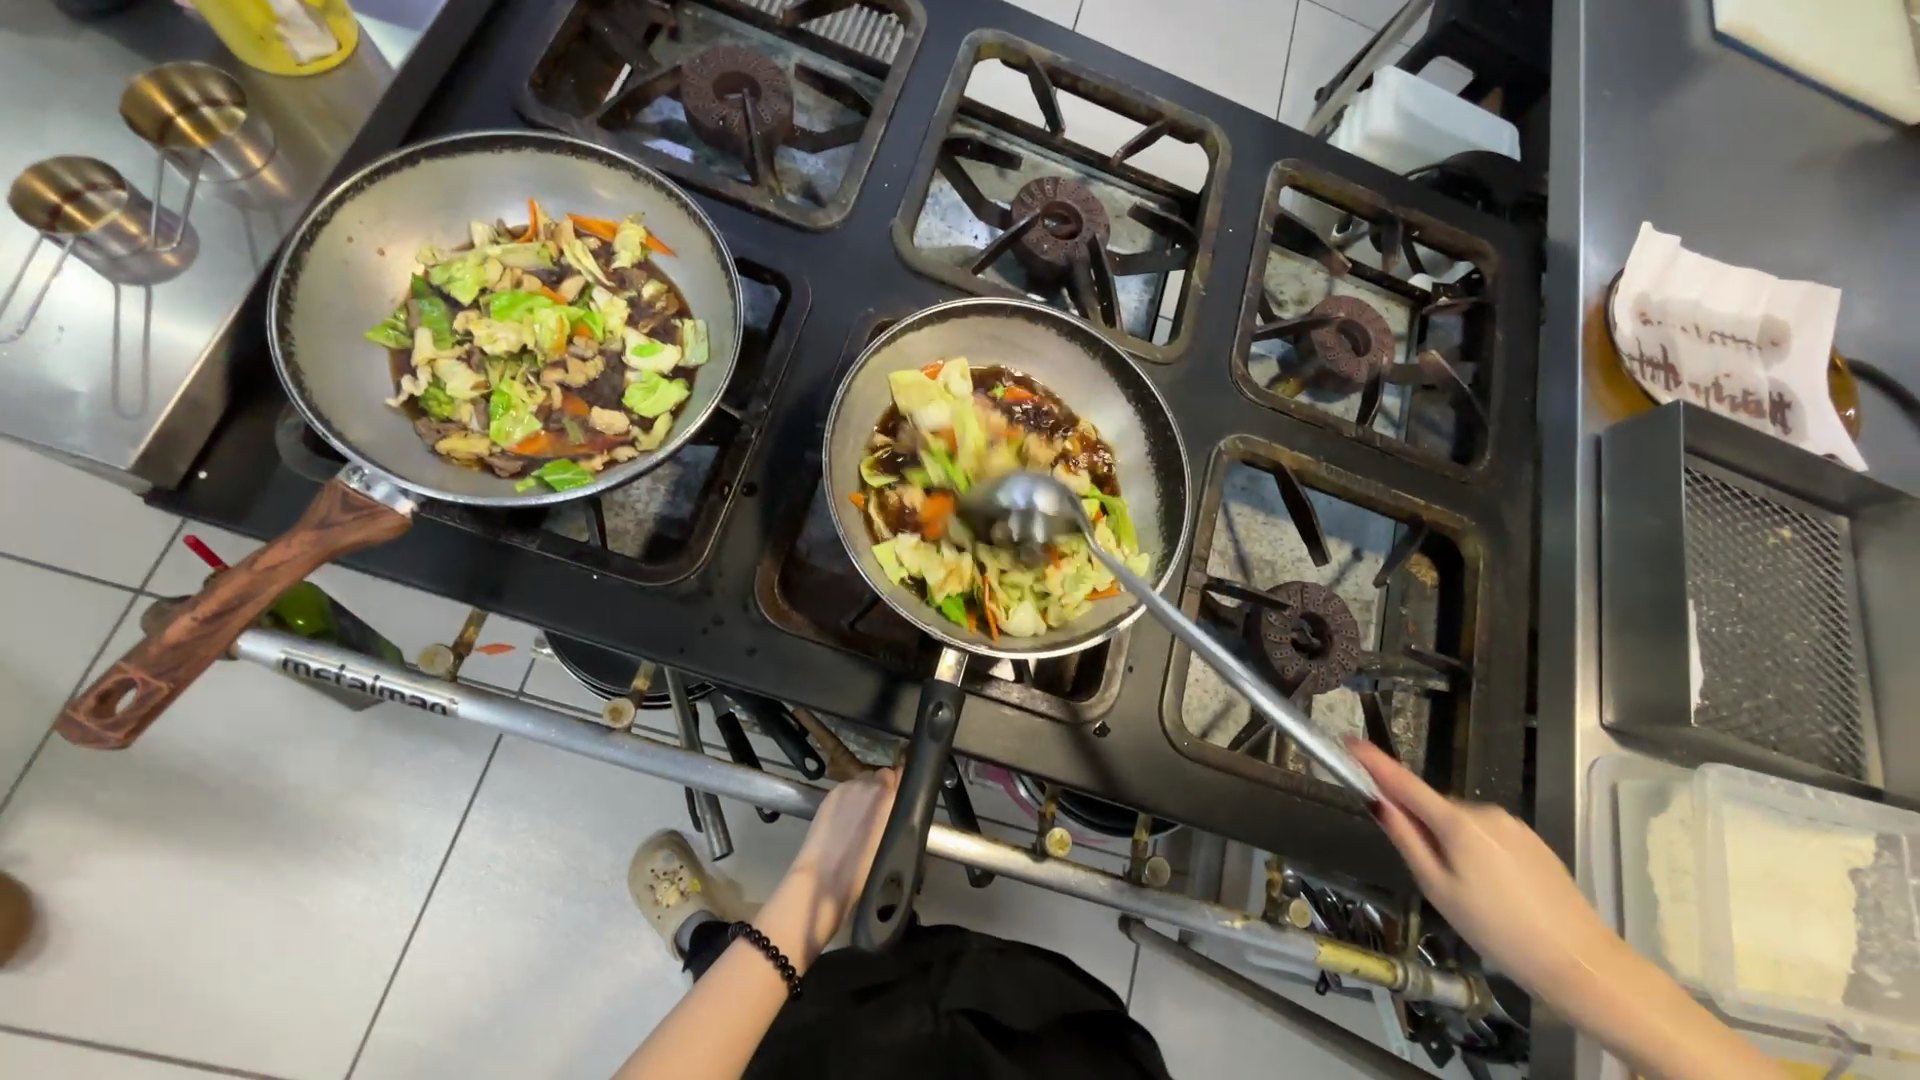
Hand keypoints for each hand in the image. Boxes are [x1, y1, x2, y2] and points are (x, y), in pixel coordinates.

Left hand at [761, 768, 898, 965]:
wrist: (824, 878)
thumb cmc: (865, 868)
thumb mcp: (893, 840)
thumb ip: (899, 814)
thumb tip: (900, 801)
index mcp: (888, 793)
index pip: (898, 774)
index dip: (899, 788)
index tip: (898, 801)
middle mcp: (867, 783)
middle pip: (879, 776)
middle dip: (881, 790)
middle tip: (880, 813)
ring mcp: (845, 788)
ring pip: (860, 783)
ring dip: (864, 794)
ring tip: (860, 819)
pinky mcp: (828, 796)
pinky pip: (845, 791)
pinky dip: (848, 800)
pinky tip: (844, 821)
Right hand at [1351, 740, 1619, 1001]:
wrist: (1580, 961)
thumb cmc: (1496, 929)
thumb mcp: (1437, 888)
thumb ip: (1406, 840)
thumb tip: (1379, 803)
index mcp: (1457, 822)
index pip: (1404, 782)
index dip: (1374, 762)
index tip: (1351, 742)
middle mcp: (1485, 812)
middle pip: (1434, 808)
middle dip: (1420, 828)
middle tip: (1430, 877)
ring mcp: (1513, 825)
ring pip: (1461, 825)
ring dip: (1450, 844)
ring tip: (1467, 894)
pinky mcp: (1532, 842)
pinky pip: (1487, 836)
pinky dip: (1477, 853)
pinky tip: (1493, 892)